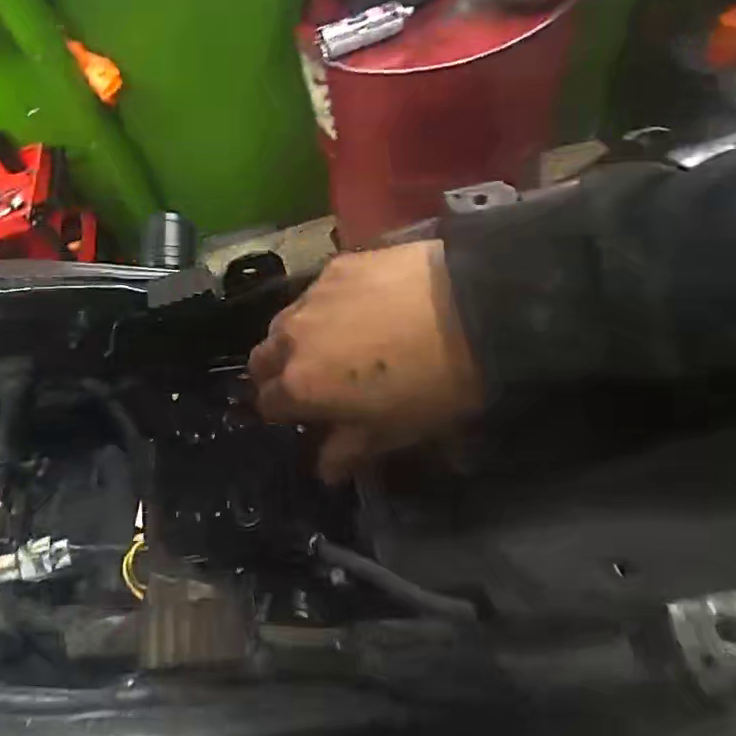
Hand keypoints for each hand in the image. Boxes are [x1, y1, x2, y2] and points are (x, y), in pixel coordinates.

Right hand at [249, 240, 483, 482]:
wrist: (474, 308)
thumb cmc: (434, 383)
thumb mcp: (394, 430)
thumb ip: (348, 450)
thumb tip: (324, 469)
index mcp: (300, 385)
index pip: (267, 403)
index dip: (282, 413)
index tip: (303, 415)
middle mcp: (292, 337)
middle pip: (261, 358)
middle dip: (275, 372)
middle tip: (309, 379)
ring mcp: (311, 296)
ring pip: (284, 321)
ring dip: (296, 337)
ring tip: (332, 340)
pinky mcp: (336, 266)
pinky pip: (315, 292)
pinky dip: (325, 306)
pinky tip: (360, 307)